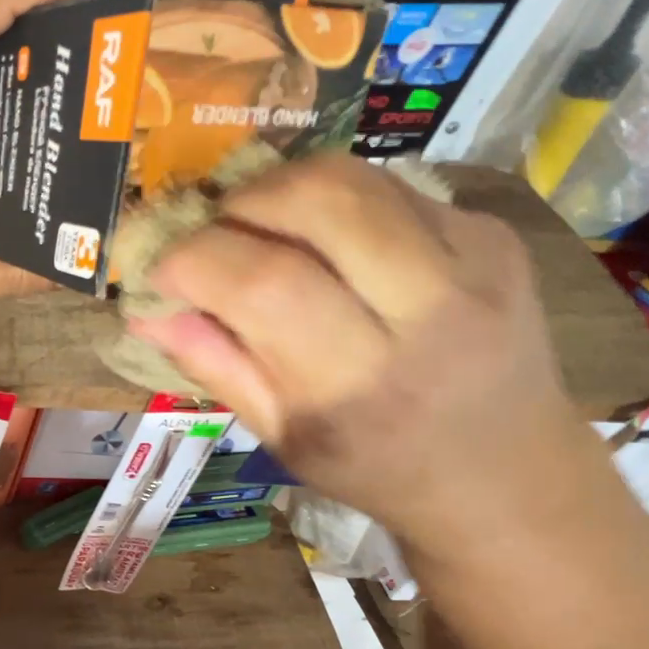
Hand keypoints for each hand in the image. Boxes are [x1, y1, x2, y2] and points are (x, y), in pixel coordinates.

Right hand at [129, 155, 606, 547]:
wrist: (505, 470)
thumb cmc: (373, 467)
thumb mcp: (279, 436)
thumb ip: (213, 364)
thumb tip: (143, 310)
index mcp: (356, 382)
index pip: (264, 285)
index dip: (194, 261)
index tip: (161, 271)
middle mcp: (425, 308)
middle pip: (319, 201)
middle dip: (241, 204)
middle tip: (212, 235)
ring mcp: (472, 258)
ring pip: (356, 178)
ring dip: (283, 192)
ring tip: (256, 230)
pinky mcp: (493, 231)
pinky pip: (390, 187)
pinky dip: (332, 204)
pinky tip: (321, 244)